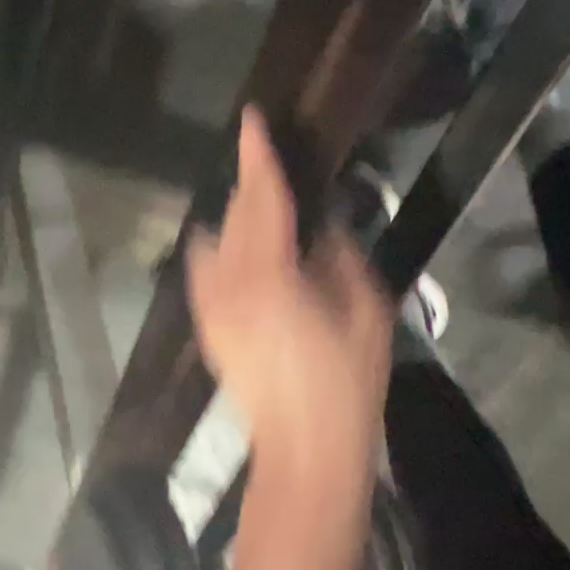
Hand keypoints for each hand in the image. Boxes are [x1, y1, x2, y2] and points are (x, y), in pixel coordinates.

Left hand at [186, 108, 391, 478]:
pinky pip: (204, 269)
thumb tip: (321, 230)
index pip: (263, 200)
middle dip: (252, 183)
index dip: (258, 156)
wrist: (304, 449)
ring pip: (217, 238)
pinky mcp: (208, 326)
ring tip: (263, 207)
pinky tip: (235, 246)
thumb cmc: (346, 385)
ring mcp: (213, 306)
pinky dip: (218, 246)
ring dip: (238, 215)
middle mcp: (231, 283)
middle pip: (236, 214)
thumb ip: (341, 260)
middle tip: (270, 160)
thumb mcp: (366, 314)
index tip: (251, 120)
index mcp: (273, 276)